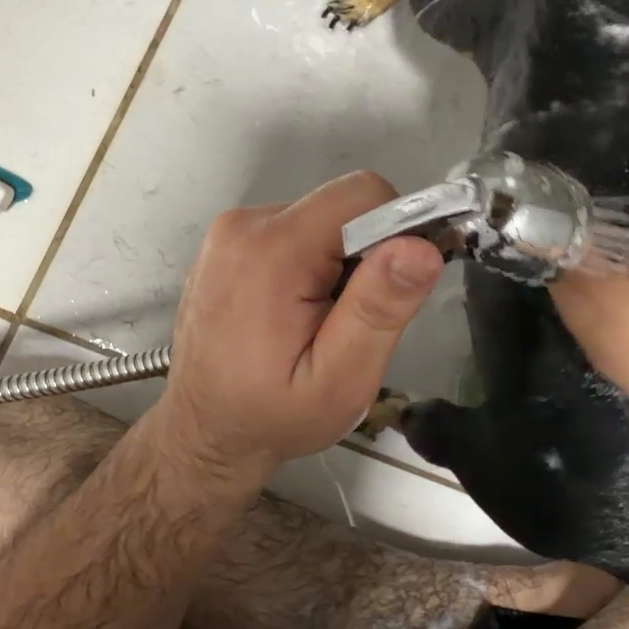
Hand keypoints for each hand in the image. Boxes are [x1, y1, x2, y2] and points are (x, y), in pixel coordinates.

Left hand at [148, 171, 443, 483]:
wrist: (206, 433)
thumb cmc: (273, 415)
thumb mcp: (341, 379)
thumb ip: (379, 310)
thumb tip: (421, 248)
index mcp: (273, 250)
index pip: (364, 195)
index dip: (398, 233)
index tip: (395, 290)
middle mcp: (246, 224)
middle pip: (343, 206)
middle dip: (367, 256)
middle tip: (354, 321)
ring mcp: (231, 232)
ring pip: (322, 220)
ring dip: (340, 264)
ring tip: (323, 324)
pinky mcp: (229, 244)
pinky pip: (295, 233)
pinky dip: (312, 265)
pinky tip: (298, 315)